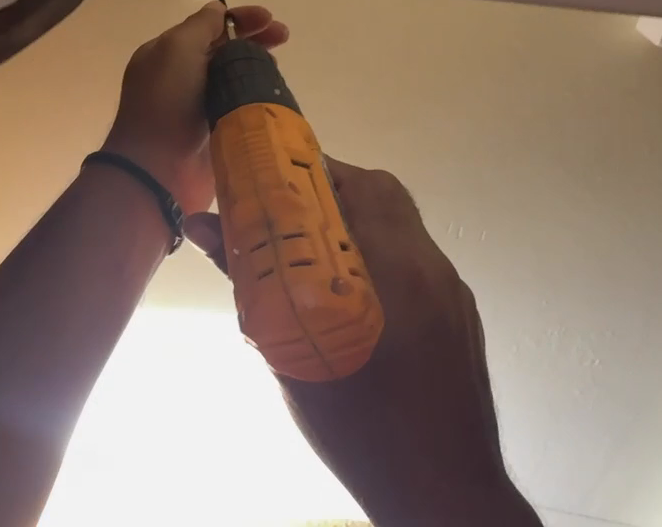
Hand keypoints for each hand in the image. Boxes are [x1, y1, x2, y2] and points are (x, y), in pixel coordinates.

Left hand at [100, 2, 285, 215]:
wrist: (156, 169)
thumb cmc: (164, 102)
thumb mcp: (177, 50)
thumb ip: (200, 27)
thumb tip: (219, 11)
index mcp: (166, 52)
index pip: (206, 26)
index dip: (238, 18)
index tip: (269, 20)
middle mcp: (179, 75)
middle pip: (222, 49)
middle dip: (252, 39)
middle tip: (284, 38)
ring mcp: (196, 104)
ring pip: (231, 76)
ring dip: (255, 66)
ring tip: (276, 66)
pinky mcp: (211, 131)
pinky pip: (236, 104)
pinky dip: (252, 95)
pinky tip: (269, 94)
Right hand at [185, 159, 540, 524]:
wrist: (444, 494)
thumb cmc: (359, 425)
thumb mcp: (291, 353)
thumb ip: (251, 280)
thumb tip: (201, 224)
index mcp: (394, 272)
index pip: (358, 185)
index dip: (312, 168)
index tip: (273, 173)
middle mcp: (430, 269)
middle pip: (384, 192)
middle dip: (332, 186)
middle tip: (287, 207)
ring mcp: (452, 292)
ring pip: (401, 222)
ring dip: (355, 217)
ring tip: (310, 248)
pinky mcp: (460, 314)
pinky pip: (415, 257)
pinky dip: (377, 251)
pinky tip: (350, 292)